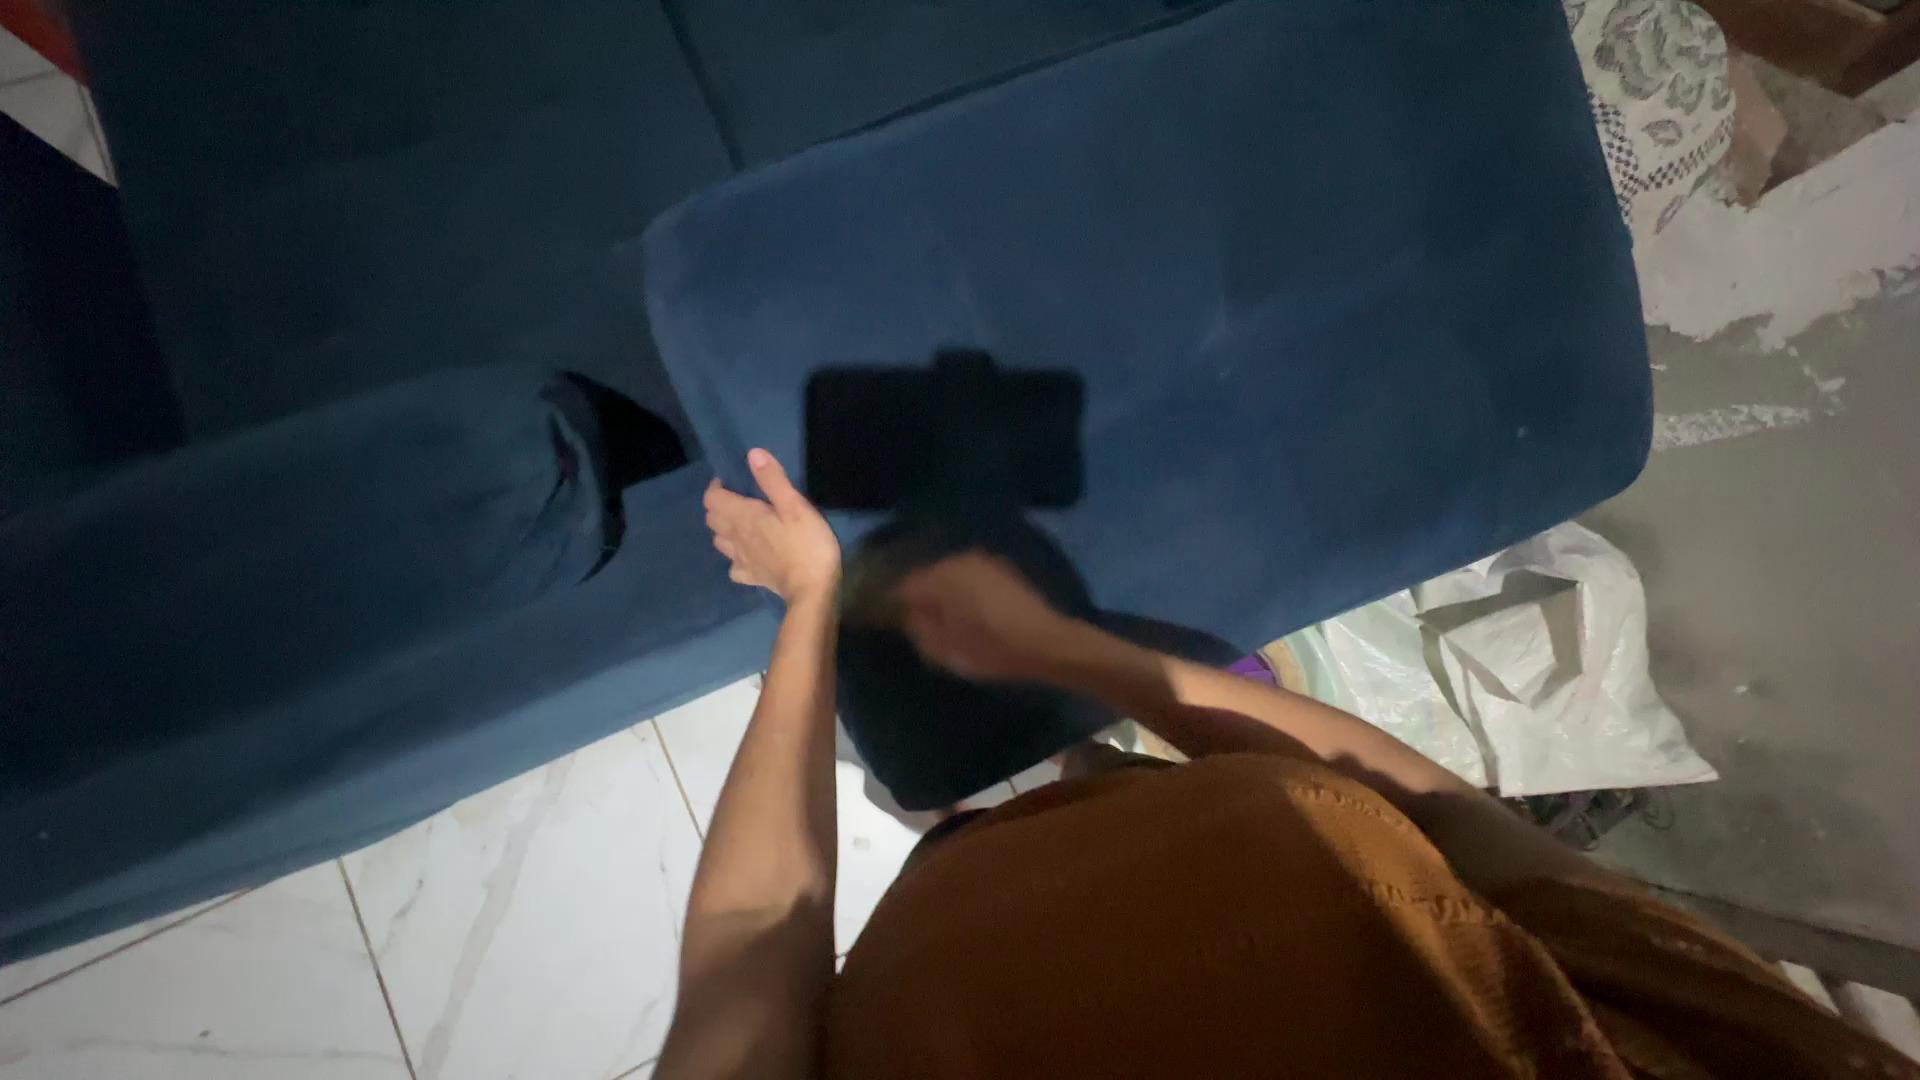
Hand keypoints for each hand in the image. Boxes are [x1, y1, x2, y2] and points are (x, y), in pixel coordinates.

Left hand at [704, 449, 840, 602]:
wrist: (812, 589)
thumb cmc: (807, 543)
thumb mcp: (796, 506)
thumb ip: (773, 480)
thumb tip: (753, 454)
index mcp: (743, 516)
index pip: (712, 498)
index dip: (716, 487)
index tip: (731, 481)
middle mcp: (735, 538)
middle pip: (712, 519)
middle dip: (719, 506)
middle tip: (738, 499)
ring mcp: (742, 560)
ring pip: (719, 542)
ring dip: (724, 530)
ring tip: (741, 524)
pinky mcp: (752, 577)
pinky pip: (734, 567)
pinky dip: (736, 558)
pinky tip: (748, 556)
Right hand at [892, 552, 1083, 680]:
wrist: (1045, 642)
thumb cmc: (990, 649)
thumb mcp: (945, 650)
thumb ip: (919, 629)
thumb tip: (907, 615)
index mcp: (937, 579)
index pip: (902, 585)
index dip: (892, 600)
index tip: (886, 613)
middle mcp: (956, 561)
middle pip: (926, 574)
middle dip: (918, 591)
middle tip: (912, 614)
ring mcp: (981, 561)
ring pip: (949, 572)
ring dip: (942, 588)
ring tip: (940, 611)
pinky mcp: (1001, 568)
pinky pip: (969, 575)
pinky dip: (962, 587)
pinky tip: (966, 606)